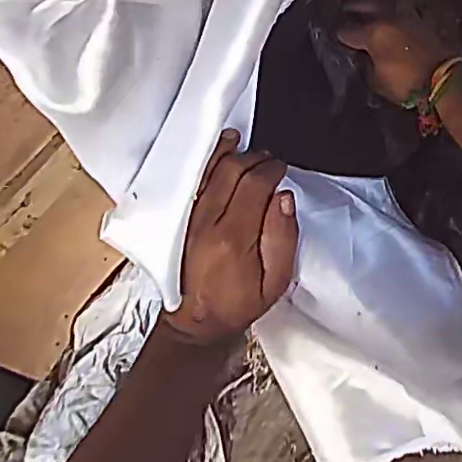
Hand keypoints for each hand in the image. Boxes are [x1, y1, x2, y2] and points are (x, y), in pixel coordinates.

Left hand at [166, 130, 299, 344]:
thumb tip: (284, 198)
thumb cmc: (238, 303)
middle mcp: (206, 223)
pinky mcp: (177, 220)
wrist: (195, 321)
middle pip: (231, 172)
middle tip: (269, 160)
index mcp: (233, 238)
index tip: (281, 169)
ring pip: (208, 172)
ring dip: (227, 152)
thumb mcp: (276, 281)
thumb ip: (283, 237)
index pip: (254, 186)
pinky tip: (216, 153)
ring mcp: (187, 219)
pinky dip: (205, 163)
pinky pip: (192, 182)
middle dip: (254, 159)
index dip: (271, 171)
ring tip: (240, 140)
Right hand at [336, 0, 461, 103]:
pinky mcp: (432, 22)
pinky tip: (411, 12)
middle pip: (369, 5)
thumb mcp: (377, 82)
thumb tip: (363, 59)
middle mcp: (391, 19)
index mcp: (373, 33)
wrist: (445, 80)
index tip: (336, 37)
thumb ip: (367, 66)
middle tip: (347, 7)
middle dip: (356, 6)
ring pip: (395, 3)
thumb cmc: (407, 84)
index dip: (340, 35)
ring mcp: (413, 17)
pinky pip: (420, 10)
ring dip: (385, 4)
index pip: (348, 31)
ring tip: (378, 7)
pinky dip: (414, 9)